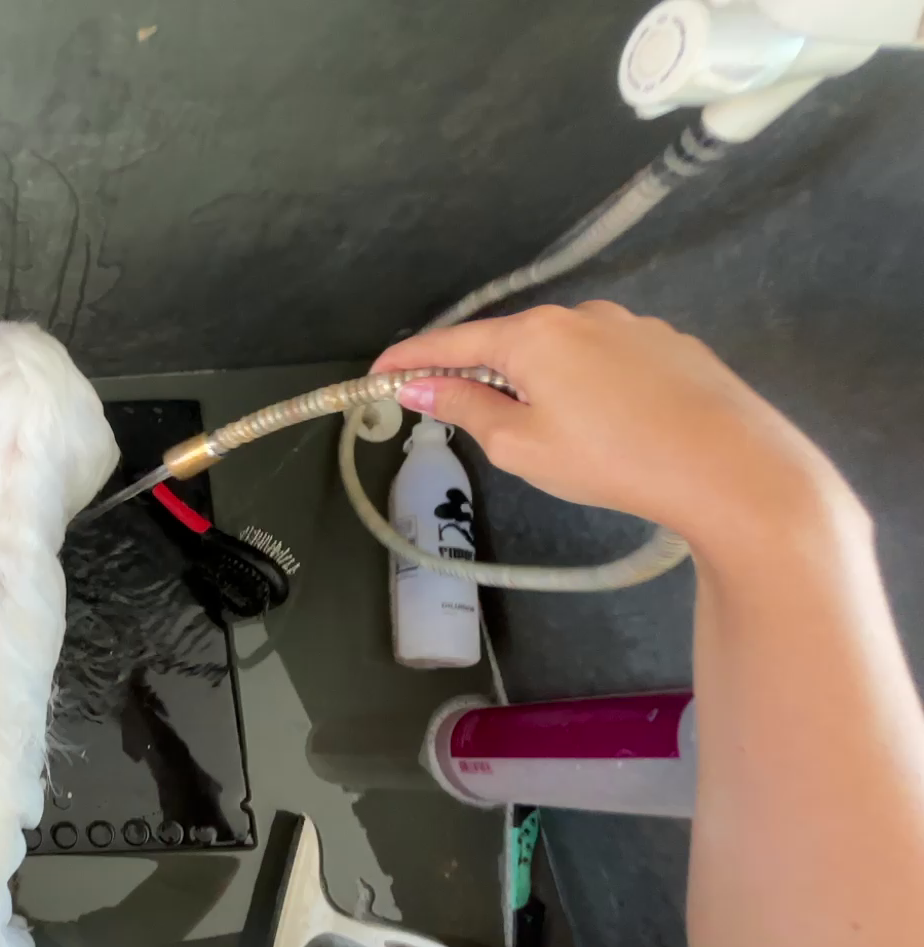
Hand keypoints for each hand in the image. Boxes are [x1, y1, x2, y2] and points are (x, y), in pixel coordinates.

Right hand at [372, 302, 859, 555]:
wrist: (734, 470)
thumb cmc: (605, 458)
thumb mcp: (514, 442)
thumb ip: (461, 406)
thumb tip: (416, 386)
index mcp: (532, 335)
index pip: (448, 342)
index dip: (405, 359)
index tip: (374, 374)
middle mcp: (578, 316)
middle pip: (500, 341)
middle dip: (466, 370)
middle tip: (446, 409)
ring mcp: (629, 325)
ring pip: (550, 348)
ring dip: (520, 376)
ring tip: (524, 422)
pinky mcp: (667, 345)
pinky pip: (593, 355)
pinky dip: (566, 378)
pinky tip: (584, 416)